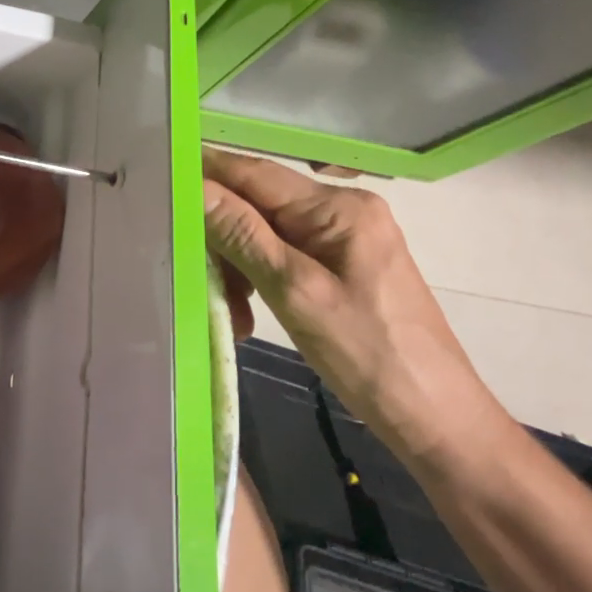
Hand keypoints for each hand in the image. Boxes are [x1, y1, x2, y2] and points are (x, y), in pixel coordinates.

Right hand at [203, 148, 511, 468]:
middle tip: (194, 276)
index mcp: (338, 208)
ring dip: (236, 267)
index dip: (204, 172)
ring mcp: (343, 239)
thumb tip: (194, 185)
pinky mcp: (342, 267)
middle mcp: (341, 211)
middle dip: (220, 238)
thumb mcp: (295, 291)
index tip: (155, 178)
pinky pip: (282, 257)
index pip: (254, 173)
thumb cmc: (369, 354)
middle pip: (256, 205)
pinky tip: (249, 314)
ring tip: (231, 313)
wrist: (436, 419)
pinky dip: (258, 280)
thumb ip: (242, 234)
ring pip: (264, 234)